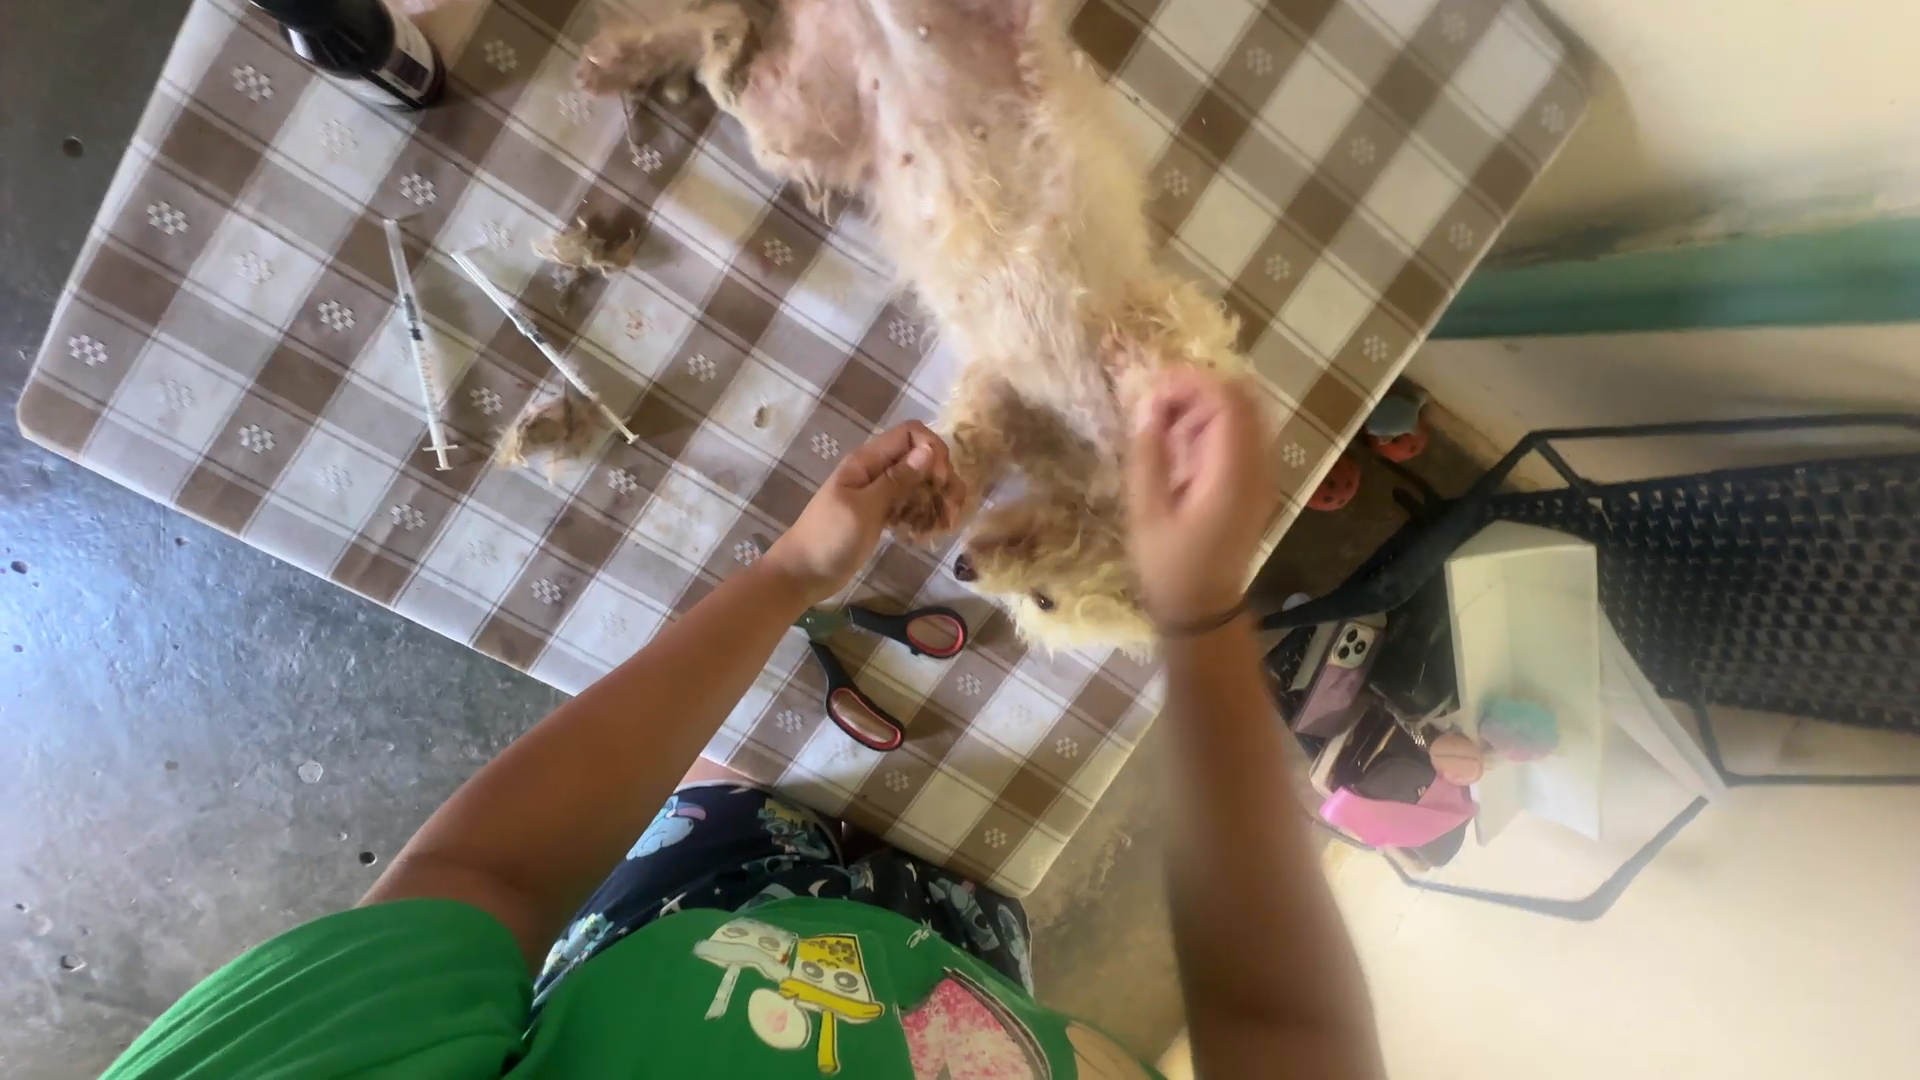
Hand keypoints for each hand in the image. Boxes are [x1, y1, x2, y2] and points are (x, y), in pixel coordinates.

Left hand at [762, 421, 960, 604]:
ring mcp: (880, 494)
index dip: (932, 451)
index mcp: (867, 461)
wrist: (803, 574)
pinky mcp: (882, 516)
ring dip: (937, 504)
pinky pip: (911, 508)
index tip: (940, 480)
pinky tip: (924, 538)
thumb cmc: (828, 539)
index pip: (911, 435)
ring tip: (943, 530)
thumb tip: (928, 450)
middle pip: (922, 460)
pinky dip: (923, 519)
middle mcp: (877, 471)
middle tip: (951, 513)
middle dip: (942, 482)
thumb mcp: (864, 508)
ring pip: (920, 486)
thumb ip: (897, 480)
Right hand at [1127, 370, 1278, 624]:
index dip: (1191, 382)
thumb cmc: (1168, 565)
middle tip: (1156, 403)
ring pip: (1245, 414)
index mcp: (1232, 473)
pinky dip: (1213, 427)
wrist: (1201, 609)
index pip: (1227, 401)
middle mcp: (1258, 467)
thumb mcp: (1145, 510)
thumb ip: (1148, 452)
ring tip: (1163, 424)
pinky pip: (1242, 437)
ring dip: (1205, 407)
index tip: (1152, 387)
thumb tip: (1147, 403)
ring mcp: (1262, 475)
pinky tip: (1180, 445)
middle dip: (1199, 389)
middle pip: (1243, 399)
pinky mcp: (1255, 484)